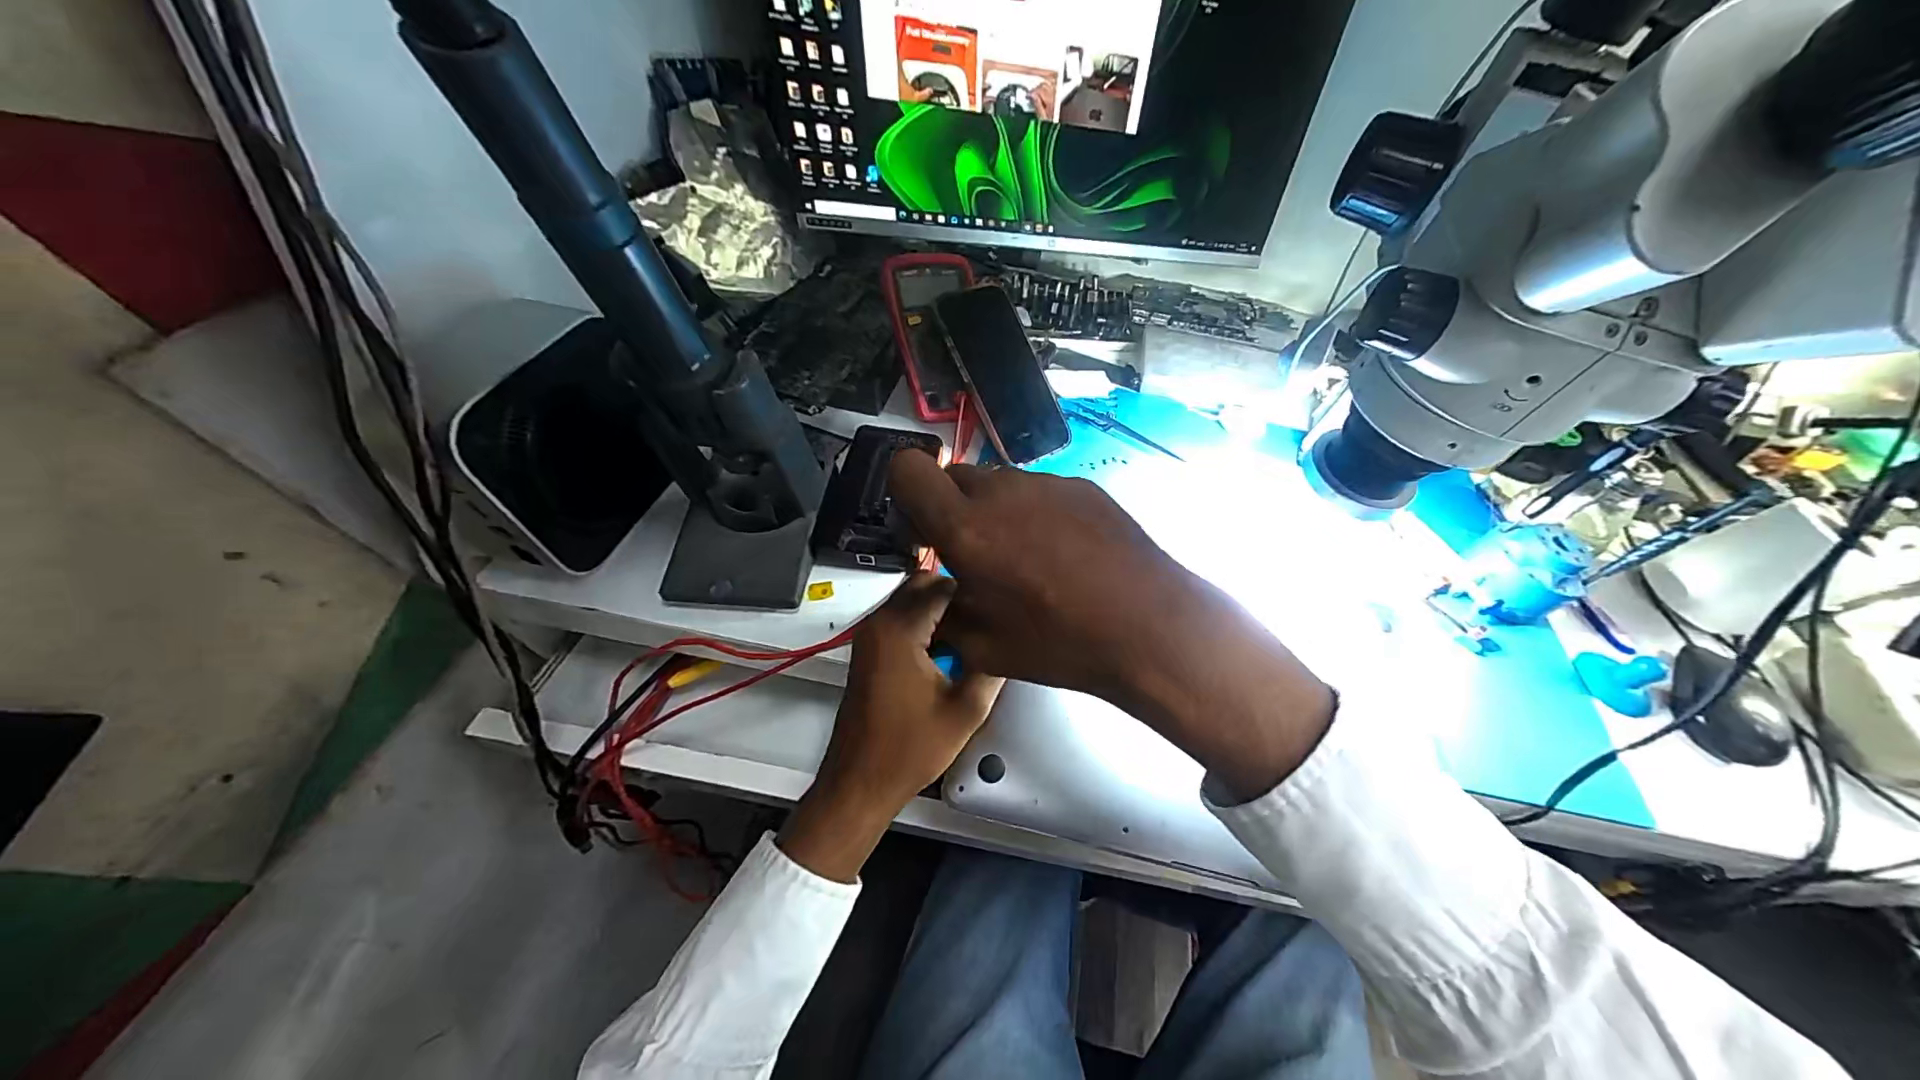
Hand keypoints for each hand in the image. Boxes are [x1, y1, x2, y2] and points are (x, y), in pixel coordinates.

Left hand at [778, 573, 1003, 881]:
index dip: (976, 591)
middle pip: (922, 582)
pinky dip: (925, 624)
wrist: (861, 781)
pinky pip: (900, 619)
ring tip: (974, 634)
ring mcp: (869, 636)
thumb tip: (1008, 642)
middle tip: (988, 617)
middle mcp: (878, 624)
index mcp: (899, 630)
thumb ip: (992, 667)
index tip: (999, 605)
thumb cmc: (906, 751)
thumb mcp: (966, 710)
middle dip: (957, 594)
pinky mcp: (869, 651)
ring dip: (941, 609)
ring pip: (910, 599)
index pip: (943, 583)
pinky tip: (950, 650)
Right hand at [887, 451, 1334, 802]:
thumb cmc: (1061, 644)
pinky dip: (1034, 513)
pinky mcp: (1081, 485)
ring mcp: (1046, 482)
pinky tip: (1064, 553)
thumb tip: (931, 588)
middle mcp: (1001, 491)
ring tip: (1027, 558)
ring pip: (998, 483)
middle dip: (950, 508)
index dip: (906, 495)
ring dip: (994, 511)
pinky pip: (1037, 490)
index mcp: (966, 528)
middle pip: (953, 476)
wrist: (1150, 627)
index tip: (923, 530)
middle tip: (974, 553)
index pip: (907, 469)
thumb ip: (940, 609)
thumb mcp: (982, 646)